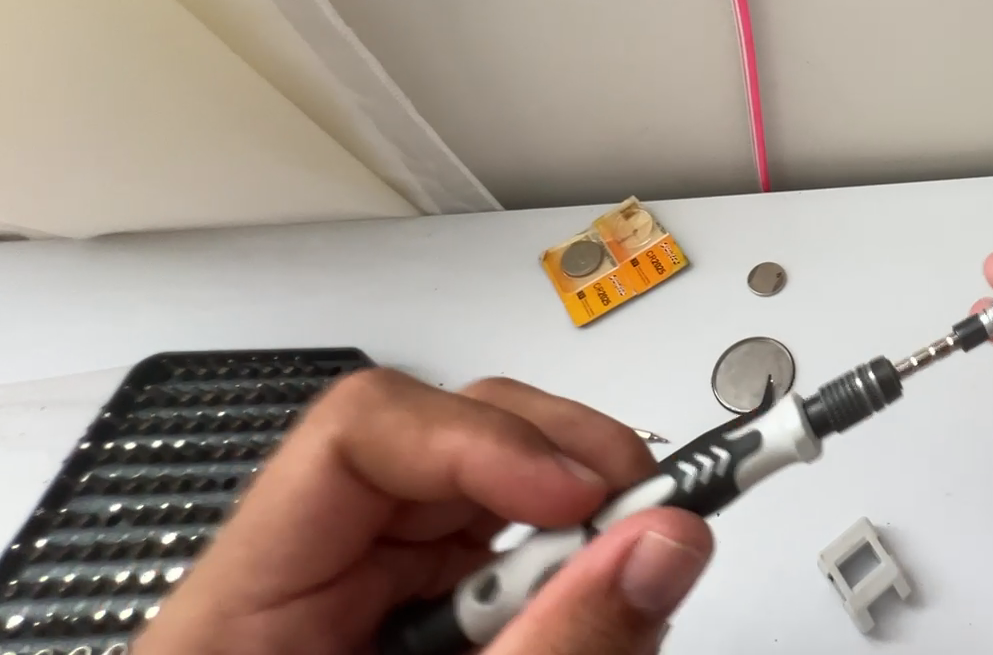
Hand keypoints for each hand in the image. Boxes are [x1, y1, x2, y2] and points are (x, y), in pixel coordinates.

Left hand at [136, 370, 711, 654]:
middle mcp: (314, 577)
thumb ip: (559, 652)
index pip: (361, 437)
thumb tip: (671, 538)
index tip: (583, 499)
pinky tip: (602, 607)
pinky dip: (585, 558)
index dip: (485, 440)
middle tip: (648, 514)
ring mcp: (378, 590)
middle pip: (454, 435)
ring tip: (632, 575)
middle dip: (569, 461)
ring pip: (503, 477)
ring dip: (591, 511)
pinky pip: (523, 540)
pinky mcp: (433, 611)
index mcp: (245, 616)